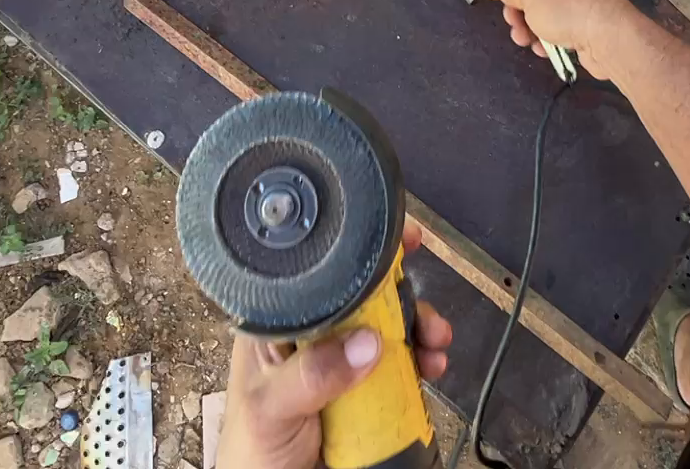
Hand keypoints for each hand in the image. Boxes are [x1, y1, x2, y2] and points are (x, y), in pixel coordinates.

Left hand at [216, 220, 452, 468]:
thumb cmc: (251, 451)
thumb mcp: (269, 407)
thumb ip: (312, 374)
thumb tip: (369, 343)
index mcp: (283, 323)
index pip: (324, 276)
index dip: (361, 255)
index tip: (398, 240)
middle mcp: (318, 336)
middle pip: (368, 299)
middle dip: (404, 297)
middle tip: (426, 310)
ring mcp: (344, 365)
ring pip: (391, 330)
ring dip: (421, 329)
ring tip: (437, 342)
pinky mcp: (368, 395)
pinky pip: (402, 368)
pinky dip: (424, 361)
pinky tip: (434, 366)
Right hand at [482, 0, 644, 80]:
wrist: (610, 37)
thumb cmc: (566, 9)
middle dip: (518, 9)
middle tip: (512, 22)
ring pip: (544, 10)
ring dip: (529, 26)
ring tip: (524, 40)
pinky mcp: (586, 21)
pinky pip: (559, 25)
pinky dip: (548, 35)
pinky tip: (542, 48)